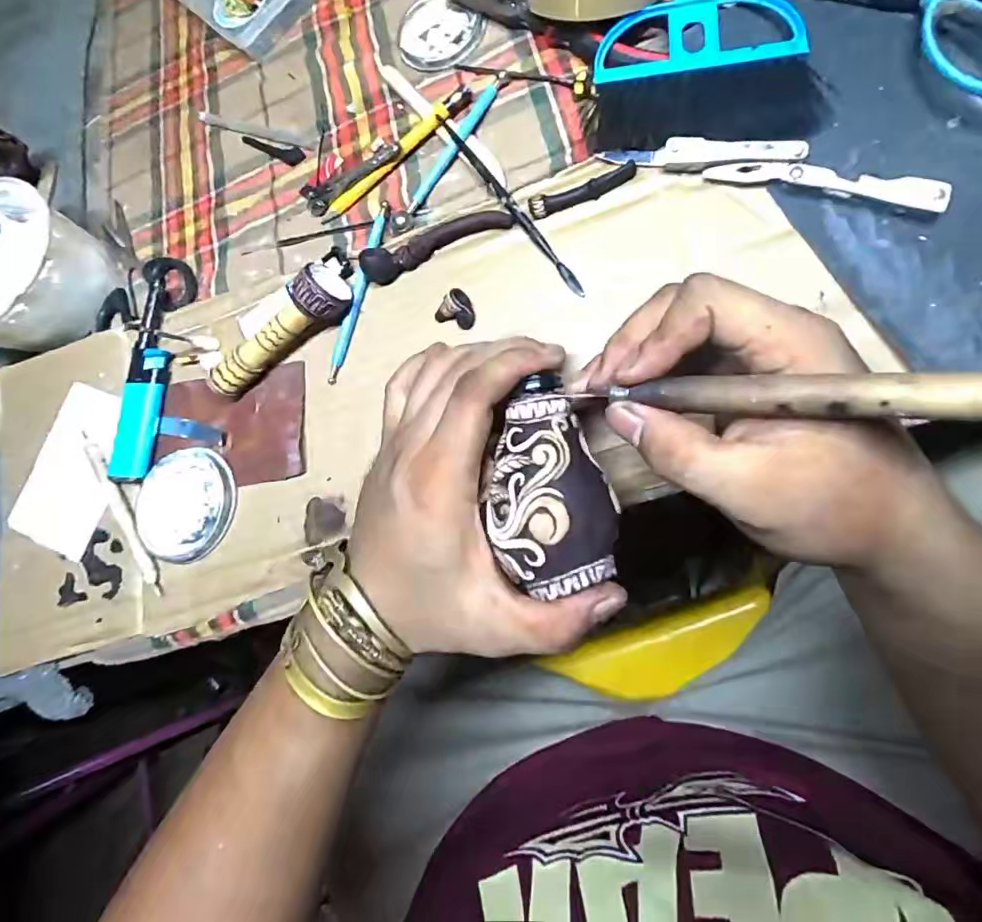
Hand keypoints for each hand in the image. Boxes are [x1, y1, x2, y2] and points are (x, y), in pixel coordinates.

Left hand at [348, 339, 627, 656]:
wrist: (364, 612)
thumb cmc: (432, 611)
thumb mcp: (499, 629)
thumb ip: (561, 622)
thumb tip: (616, 594)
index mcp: (438, 482)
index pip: (471, 394)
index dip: (512, 362)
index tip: (553, 359)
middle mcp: (410, 450)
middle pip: (453, 372)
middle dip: (504, 351)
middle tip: (547, 357)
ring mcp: (390, 444)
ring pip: (426, 370)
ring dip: (472, 353)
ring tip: (513, 359)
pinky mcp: (383, 446)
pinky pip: (400, 385)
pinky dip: (429, 362)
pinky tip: (457, 364)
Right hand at [572, 274, 954, 569]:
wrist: (888, 531)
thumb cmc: (833, 509)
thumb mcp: (746, 489)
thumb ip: (677, 450)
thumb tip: (616, 412)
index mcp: (793, 344)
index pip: (708, 300)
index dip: (658, 334)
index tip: (624, 382)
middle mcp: (775, 332)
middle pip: (687, 304)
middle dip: (635, 340)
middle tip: (597, 383)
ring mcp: (760, 352)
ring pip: (680, 326)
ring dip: (635, 354)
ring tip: (600, 389)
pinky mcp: (745, 376)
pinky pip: (689, 357)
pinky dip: (651, 374)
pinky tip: (626, 396)